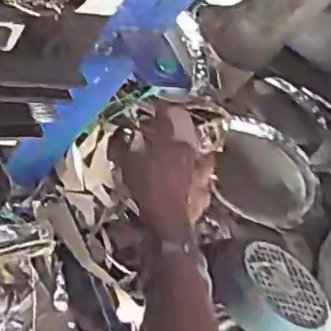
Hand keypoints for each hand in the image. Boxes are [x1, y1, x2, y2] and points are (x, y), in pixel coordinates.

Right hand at [114, 102, 215, 240]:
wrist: (169, 226)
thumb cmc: (145, 191)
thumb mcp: (126, 163)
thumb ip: (125, 144)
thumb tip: (123, 133)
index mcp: (173, 141)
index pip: (170, 113)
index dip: (161, 107)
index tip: (153, 104)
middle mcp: (193, 152)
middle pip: (188, 130)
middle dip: (176, 125)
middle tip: (164, 125)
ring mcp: (203, 171)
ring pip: (200, 151)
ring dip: (190, 147)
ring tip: (180, 148)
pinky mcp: (207, 189)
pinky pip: (203, 173)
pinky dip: (196, 169)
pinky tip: (189, 173)